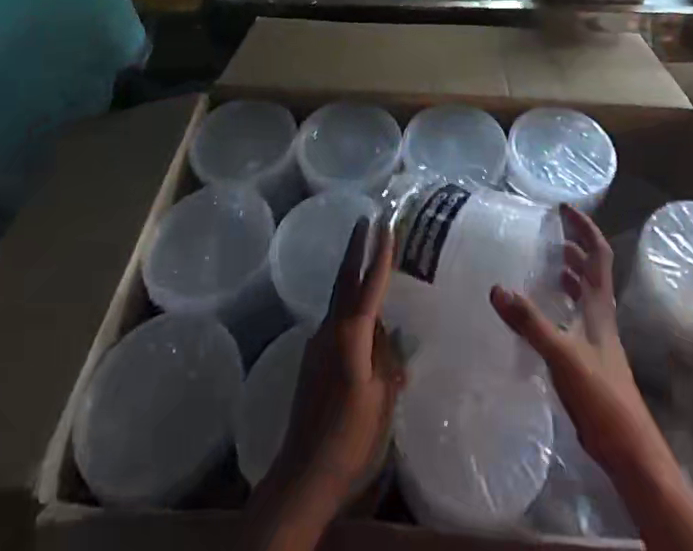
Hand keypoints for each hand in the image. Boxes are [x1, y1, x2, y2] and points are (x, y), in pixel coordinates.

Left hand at [265, 218, 403, 510]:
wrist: (305, 473)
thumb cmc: (352, 434)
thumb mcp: (381, 394)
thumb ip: (385, 354)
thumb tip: (386, 328)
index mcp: (350, 337)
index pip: (368, 285)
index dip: (379, 254)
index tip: (386, 224)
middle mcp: (329, 333)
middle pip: (344, 282)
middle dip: (355, 249)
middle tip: (365, 219)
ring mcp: (317, 347)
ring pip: (340, 302)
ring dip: (354, 278)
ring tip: (371, 262)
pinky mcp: (314, 362)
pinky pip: (338, 323)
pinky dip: (352, 308)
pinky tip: (366, 320)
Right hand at [492, 207, 692, 550]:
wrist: (624, 441)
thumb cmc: (599, 391)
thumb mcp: (561, 352)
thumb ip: (530, 322)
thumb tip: (497, 287)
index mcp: (601, 305)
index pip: (598, 254)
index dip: (584, 228)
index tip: (565, 208)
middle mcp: (601, 315)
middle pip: (592, 270)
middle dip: (573, 247)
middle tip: (547, 233)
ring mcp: (596, 336)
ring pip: (583, 294)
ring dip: (568, 274)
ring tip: (542, 263)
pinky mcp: (587, 356)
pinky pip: (573, 317)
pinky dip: (559, 304)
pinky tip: (539, 314)